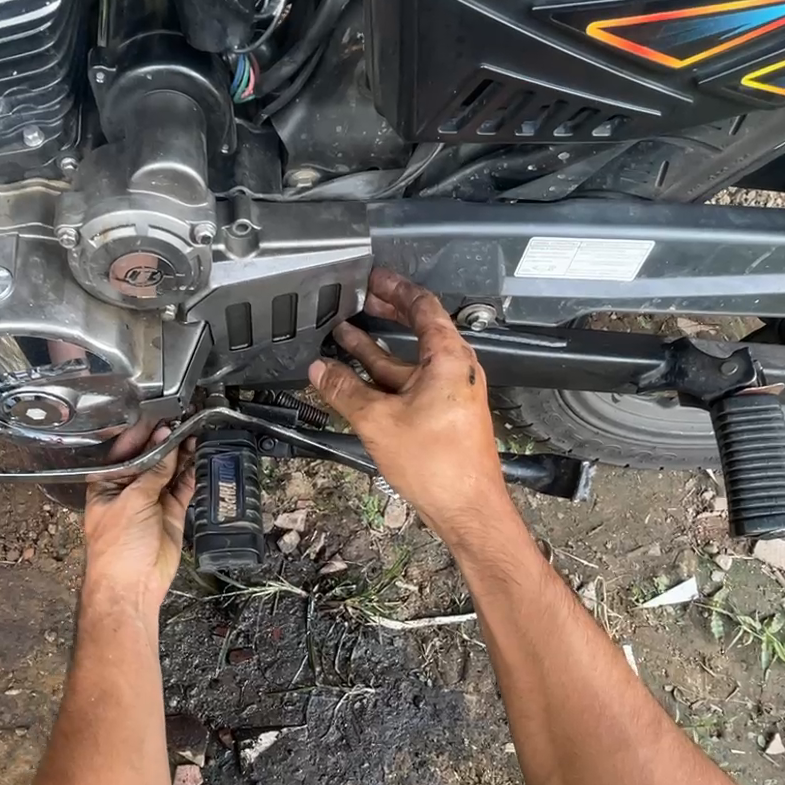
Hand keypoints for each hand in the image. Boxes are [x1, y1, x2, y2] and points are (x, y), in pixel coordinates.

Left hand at [81, 420, 197, 609]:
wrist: (132, 584)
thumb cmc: (117, 547)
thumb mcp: (133, 501)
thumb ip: (153, 472)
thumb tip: (167, 444)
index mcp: (107, 483)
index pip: (125, 451)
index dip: (142, 435)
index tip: (158, 420)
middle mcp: (129, 489)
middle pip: (149, 458)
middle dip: (164, 442)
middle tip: (180, 423)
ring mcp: (151, 500)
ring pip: (168, 471)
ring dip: (180, 455)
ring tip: (193, 435)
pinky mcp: (171, 512)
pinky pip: (183, 487)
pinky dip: (191, 473)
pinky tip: (198, 456)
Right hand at [308, 269, 513, 541]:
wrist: (467, 508)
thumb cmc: (436, 462)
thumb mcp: (379, 421)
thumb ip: (345, 391)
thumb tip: (318, 370)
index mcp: (449, 358)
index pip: (423, 308)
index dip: (396, 289)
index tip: (374, 277)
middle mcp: (454, 370)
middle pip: (417, 330)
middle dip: (385, 315)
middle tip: (358, 299)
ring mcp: (447, 394)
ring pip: (407, 362)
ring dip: (376, 349)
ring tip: (343, 335)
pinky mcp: (440, 415)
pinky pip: (407, 386)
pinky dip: (382, 378)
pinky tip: (354, 379)